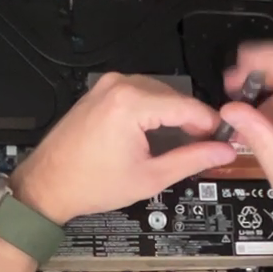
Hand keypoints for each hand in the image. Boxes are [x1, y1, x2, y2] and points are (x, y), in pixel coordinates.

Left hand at [10, 73, 236, 222]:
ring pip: (159, 94)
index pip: (188, 106)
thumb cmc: (88, 184)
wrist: (48, 185)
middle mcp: (119, 86)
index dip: (210, 124)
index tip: (224, 138)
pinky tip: (156, 135)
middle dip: (191, 121)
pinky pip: (139, 94)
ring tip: (181, 144)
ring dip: (173, 116)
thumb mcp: (150, 177)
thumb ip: (191, 160)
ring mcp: (107, 86)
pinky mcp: (101, 92)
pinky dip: (153, 111)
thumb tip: (221, 151)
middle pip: (174, 97)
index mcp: (131, 104)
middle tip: (205, 146)